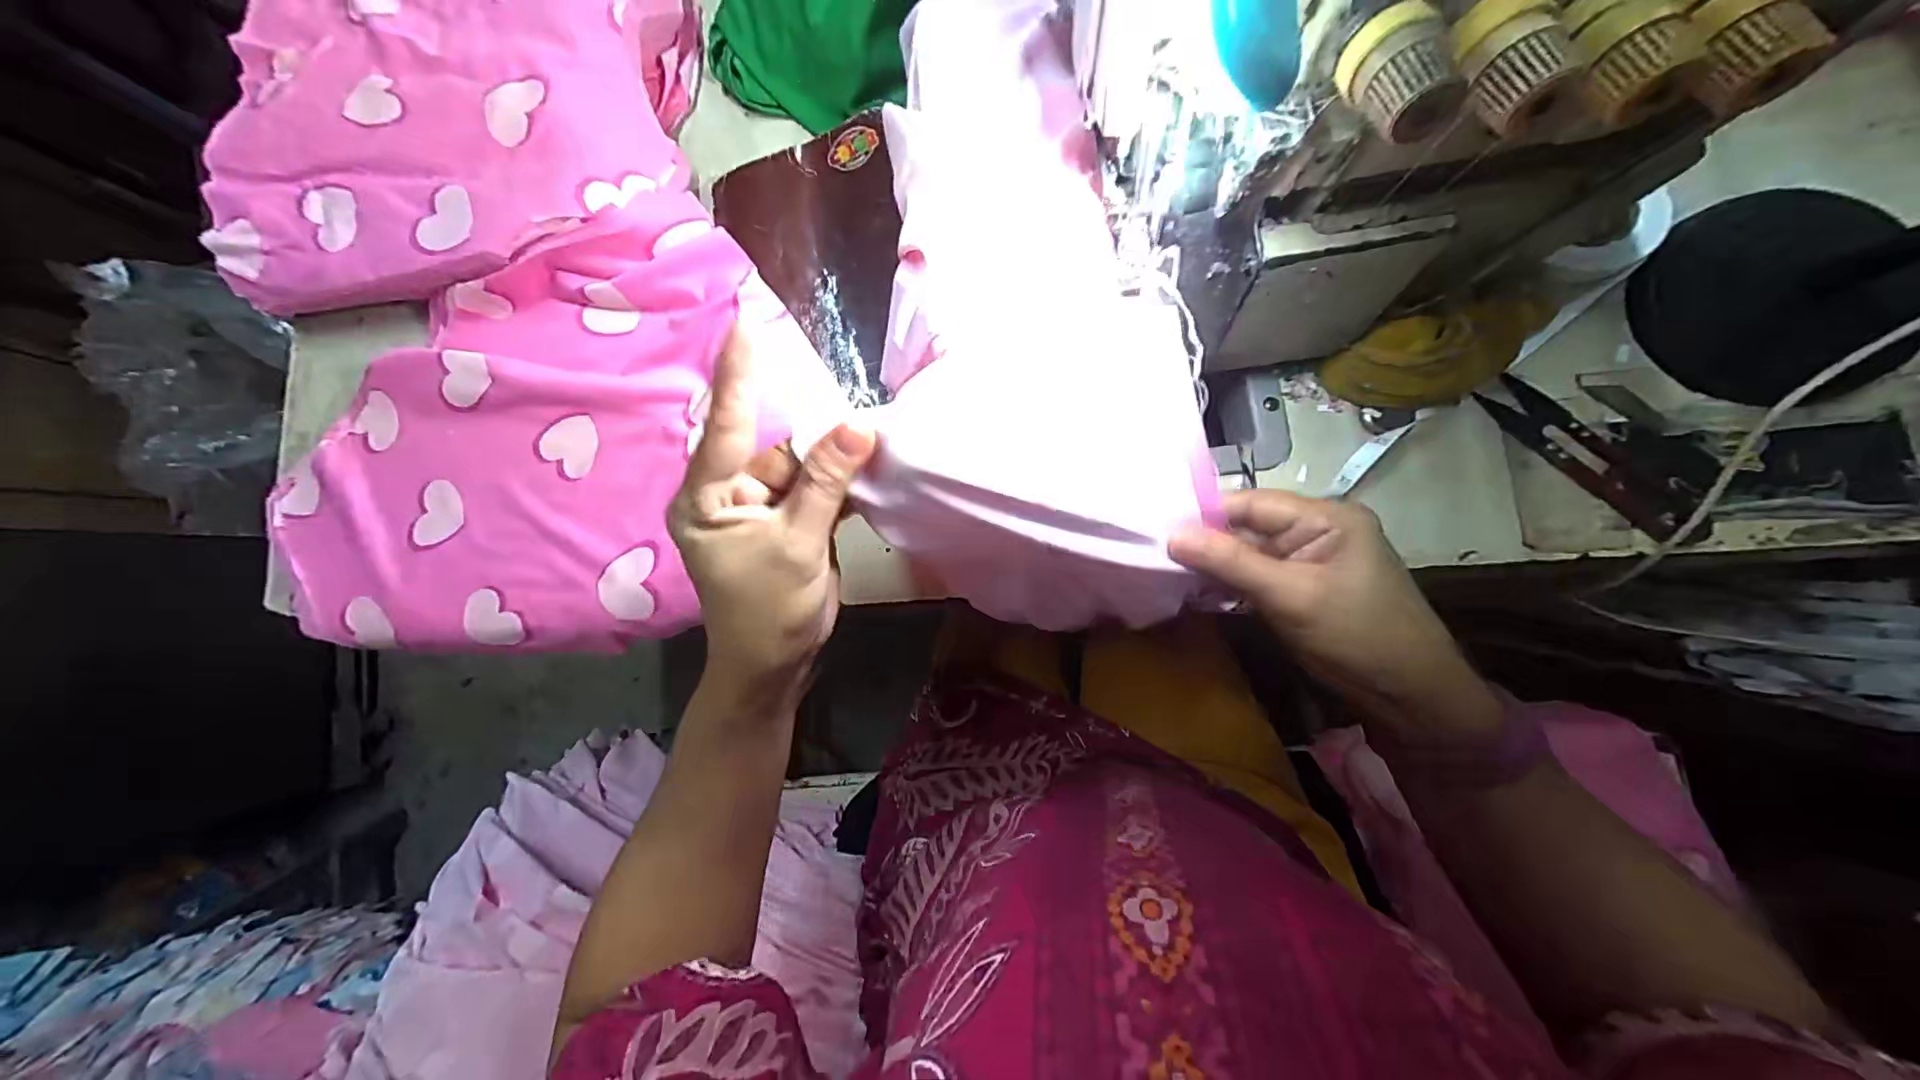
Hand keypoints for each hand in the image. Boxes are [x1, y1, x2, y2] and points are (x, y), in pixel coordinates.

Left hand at [668, 326, 876, 696]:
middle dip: (818, 439)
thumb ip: (826, 482)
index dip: (739, 373)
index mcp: (709, 497)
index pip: (726, 424)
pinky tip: (868, 473)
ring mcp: (758, 509)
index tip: (745, 322)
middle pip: (777, 448)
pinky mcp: (785, 523)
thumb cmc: (771, 613)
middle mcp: (728, 494)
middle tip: (862, 423)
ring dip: (836, 464)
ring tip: (874, 447)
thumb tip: (857, 425)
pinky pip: (813, 490)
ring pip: (803, 468)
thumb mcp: (800, 544)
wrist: (775, 667)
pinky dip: (839, 485)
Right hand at [1169, 489, 1500, 733]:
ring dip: (1211, 566)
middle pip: (1245, 528)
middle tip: (1155, 554)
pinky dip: (1225, 586)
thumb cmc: (1357, 635)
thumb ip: (1230, 562)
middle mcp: (1313, 532)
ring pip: (1244, 555)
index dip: (1205, 514)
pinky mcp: (1296, 590)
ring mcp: (1304, 563)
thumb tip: (1172, 535)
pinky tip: (1193, 592)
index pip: (1252, 504)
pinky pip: (1252, 579)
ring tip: (1165, 573)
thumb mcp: (1290, 595)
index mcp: (1325, 517)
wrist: (1408, 695)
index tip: (1158, 529)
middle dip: (1204, 543)